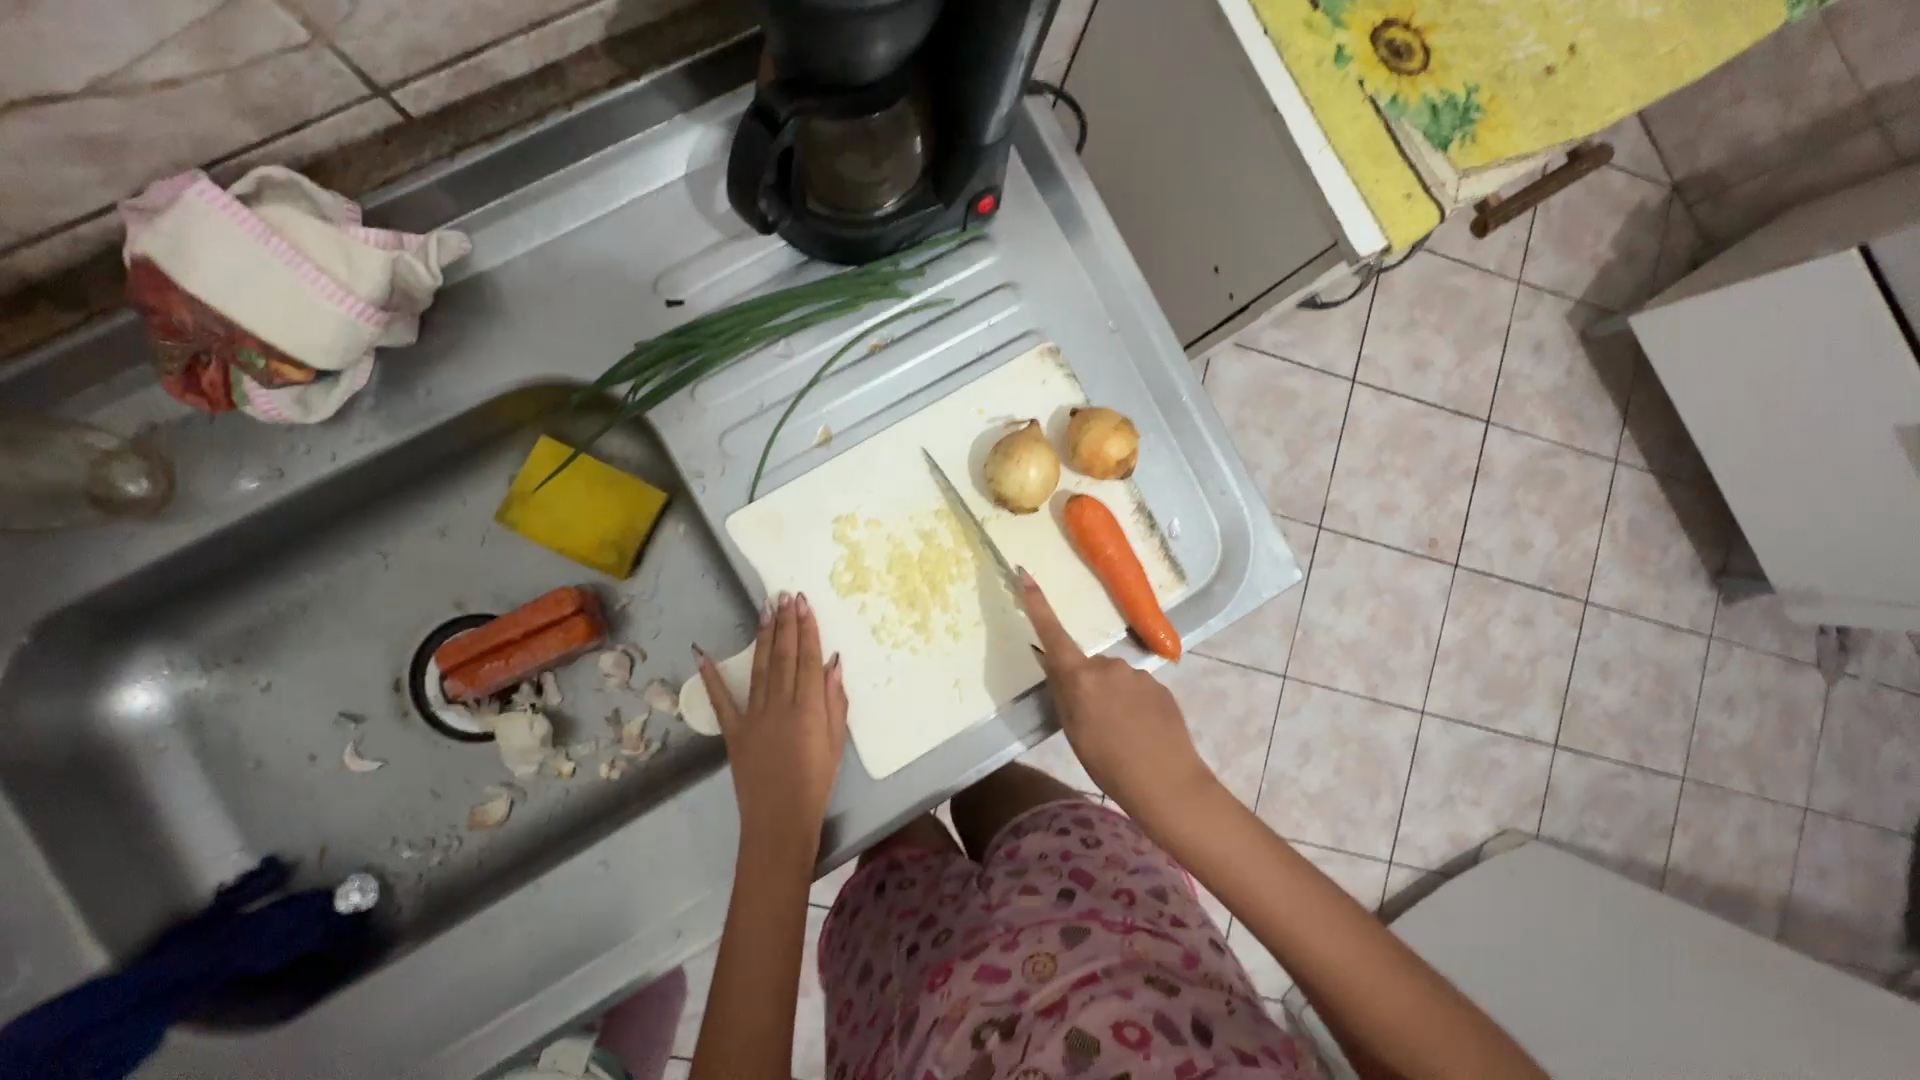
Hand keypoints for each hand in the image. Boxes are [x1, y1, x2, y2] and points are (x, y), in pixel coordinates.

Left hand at [698, 592, 847, 849]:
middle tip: (784, 595)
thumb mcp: (836, 743)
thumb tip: (833, 663)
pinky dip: (710, 678)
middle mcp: (779, 705)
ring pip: (759, 669)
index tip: (803, 603)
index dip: (806, 629)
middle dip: (785, 624)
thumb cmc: (816, 784)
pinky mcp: (733, 733)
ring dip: (762, 638)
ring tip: (765, 610)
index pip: (807, 659)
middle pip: (783, 656)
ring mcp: (753, 717)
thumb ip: (834, 702)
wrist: (779, 821)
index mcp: (808, 708)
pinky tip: (702, 654)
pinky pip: (721, 701)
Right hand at [1019, 570, 1219, 816]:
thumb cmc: (1107, 762)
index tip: (1024, 573)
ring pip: (1114, 680)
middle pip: (1087, 667)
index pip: (1052, 634)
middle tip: (1091, 725)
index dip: (1037, 604)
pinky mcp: (1160, 686)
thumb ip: (1064, 693)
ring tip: (1119, 736)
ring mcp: (1138, 674)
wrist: (1166, 781)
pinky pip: (1136, 690)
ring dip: (1111, 699)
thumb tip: (1054, 665)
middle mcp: (1109, 666)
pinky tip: (1140, 733)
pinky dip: (1133, 706)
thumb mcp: (1073, 731)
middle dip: (1086, 686)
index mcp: (1081, 677)